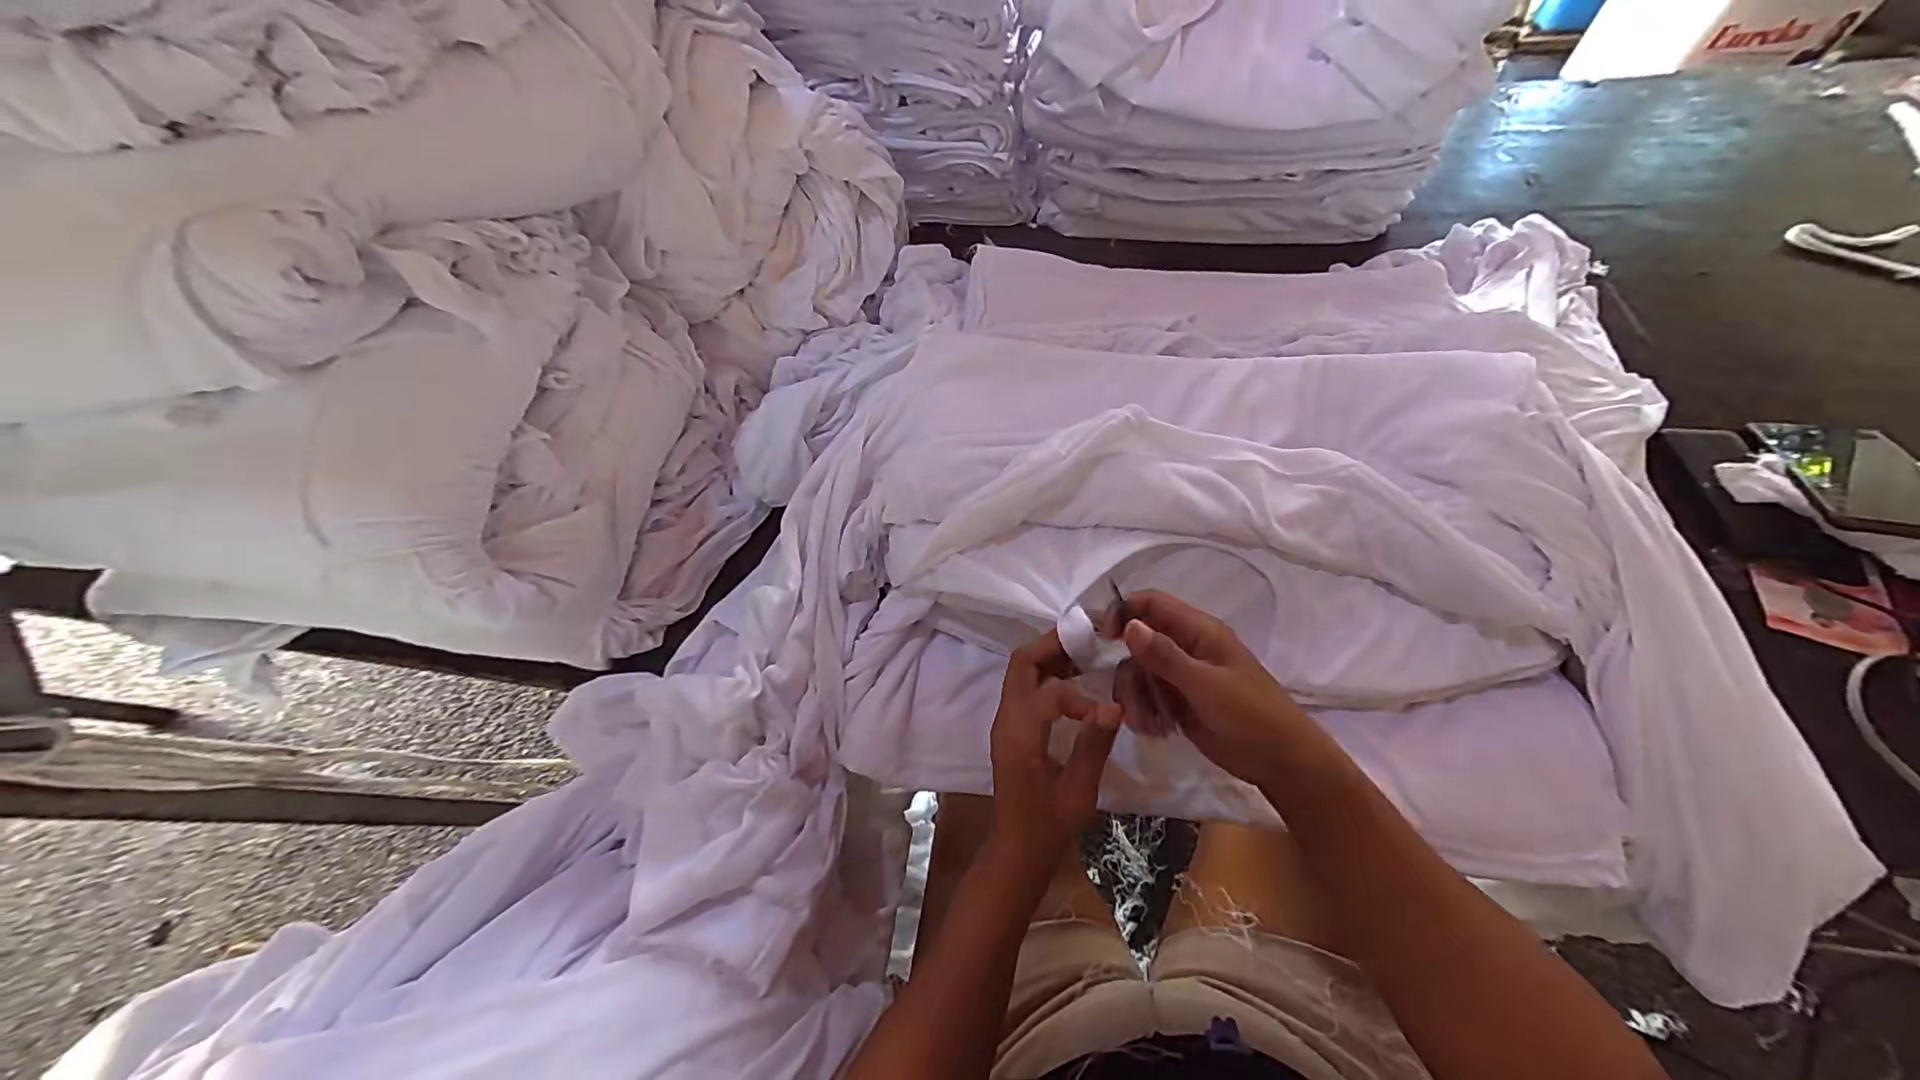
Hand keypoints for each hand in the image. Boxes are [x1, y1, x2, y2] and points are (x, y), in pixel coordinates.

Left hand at [989, 630, 1121, 866]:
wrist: (1017, 849)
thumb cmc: (1048, 827)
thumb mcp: (1078, 792)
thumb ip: (1093, 746)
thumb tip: (1114, 706)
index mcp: (1019, 736)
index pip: (1046, 692)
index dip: (1078, 695)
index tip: (1104, 711)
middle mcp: (1006, 720)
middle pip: (1021, 663)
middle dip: (1052, 646)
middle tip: (1091, 642)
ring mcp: (1005, 721)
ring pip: (1020, 671)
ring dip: (1050, 656)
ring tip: (1088, 653)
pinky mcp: (1011, 727)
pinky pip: (1025, 687)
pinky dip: (1048, 674)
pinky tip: (1077, 679)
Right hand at [1117, 590, 1331, 786]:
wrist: (1280, 760)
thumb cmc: (1250, 714)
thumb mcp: (1204, 684)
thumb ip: (1165, 656)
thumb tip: (1129, 626)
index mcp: (1199, 631)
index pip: (1152, 604)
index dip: (1125, 611)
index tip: (1105, 638)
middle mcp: (1186, 647)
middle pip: (1138, 644)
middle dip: (1130, 674)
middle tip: (1131, 704)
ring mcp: (1181, 675)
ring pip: (1138, 673)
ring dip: (1136, 699)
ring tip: (1150, 726)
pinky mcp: (1178, 700)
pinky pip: (1147, 695)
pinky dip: (1144, 711)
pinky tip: (1156, 731)